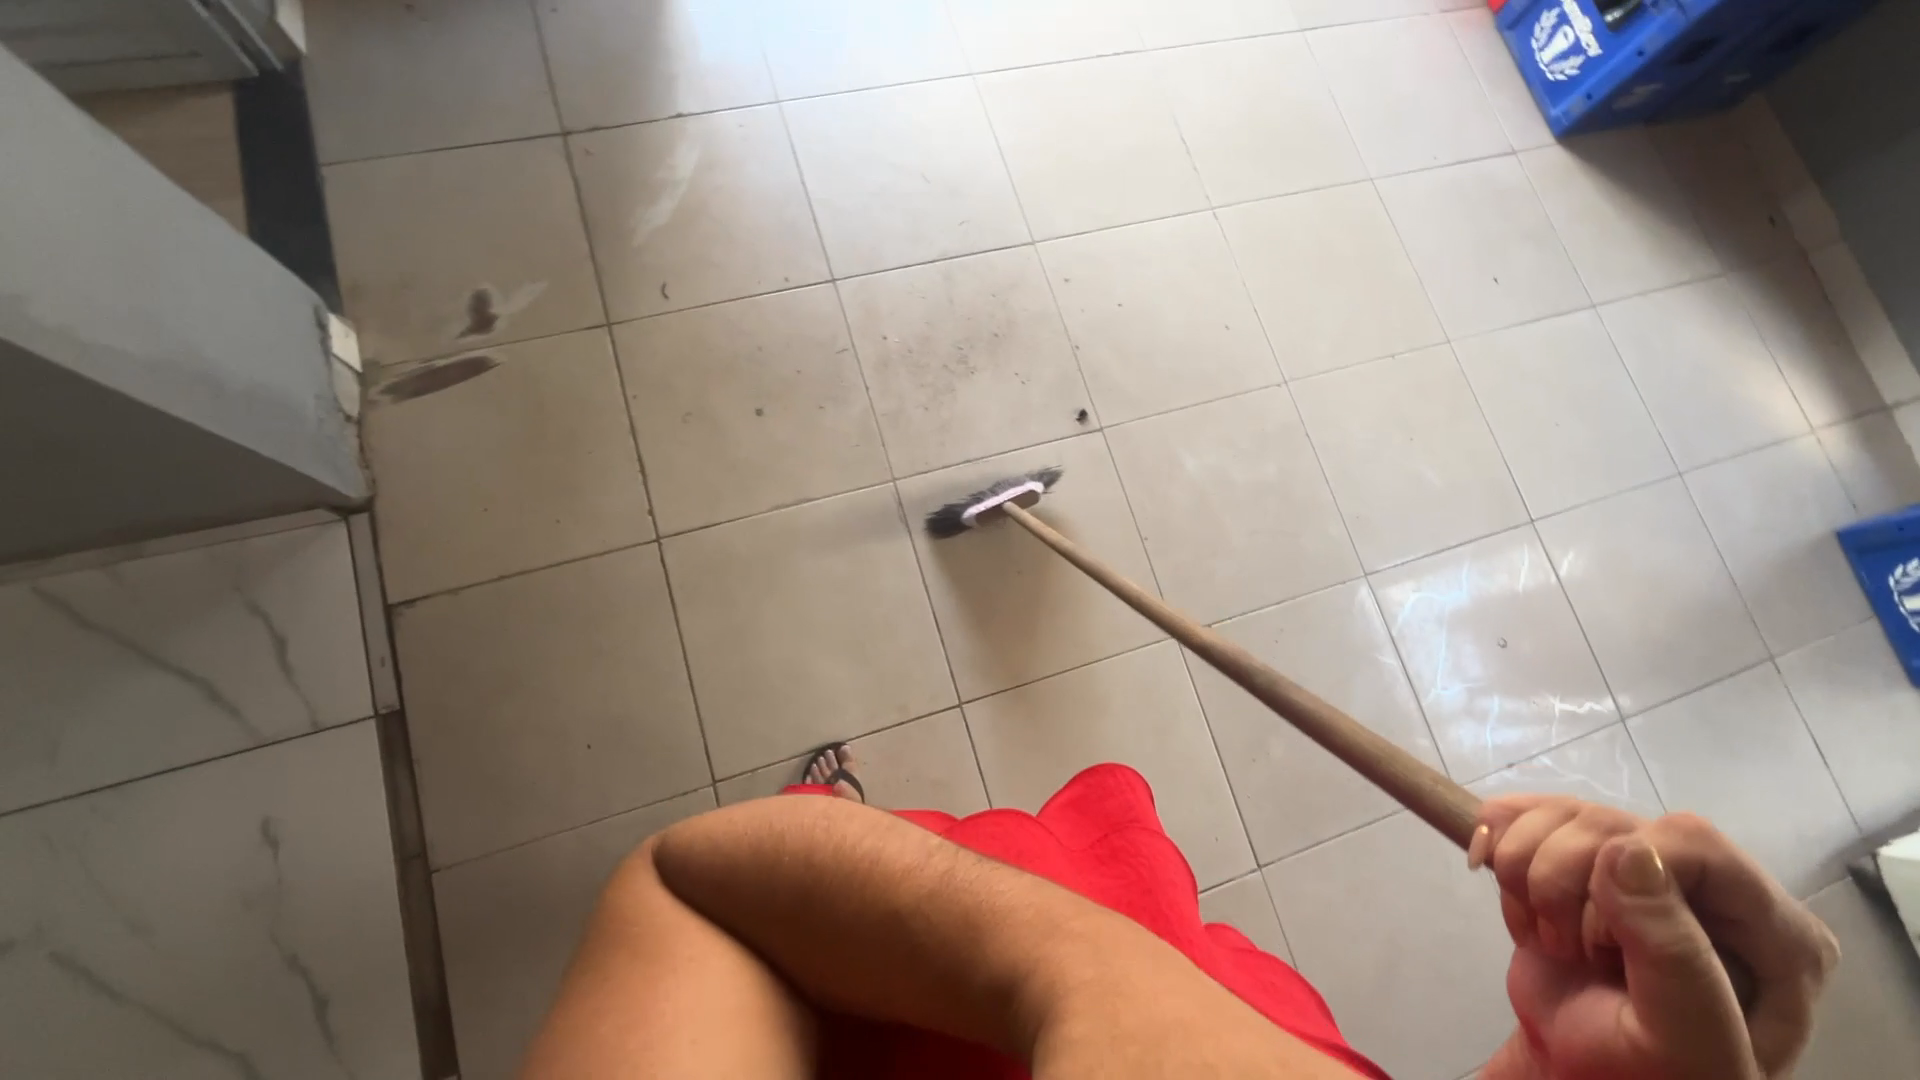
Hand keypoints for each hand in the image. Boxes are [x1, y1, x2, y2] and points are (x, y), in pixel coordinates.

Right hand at [1473, 797, 1838, 1079]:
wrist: (1578, 1071)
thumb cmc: (1645, 1073)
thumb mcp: (1681, 1041)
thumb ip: (1675, 955)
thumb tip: (1626, 850)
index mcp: (1772, 929)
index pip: (1689, 840)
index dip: (1623, 869)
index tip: (1601, 938)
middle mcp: (1708, 881)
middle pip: (1608, 823)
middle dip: (1560, 882)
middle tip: (1568, 949)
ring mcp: (1636, 862)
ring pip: (1558, 813)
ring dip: (1522, 873)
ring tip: (1544, 935)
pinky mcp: (1573, 854)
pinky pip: (1521, 812)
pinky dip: (1494, 846)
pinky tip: (1510, 895)